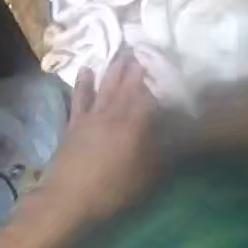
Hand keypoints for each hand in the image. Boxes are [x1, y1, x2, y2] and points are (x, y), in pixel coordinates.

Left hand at [24, 53, 161, 230]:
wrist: (69, 199)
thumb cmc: (113, 191)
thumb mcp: (149, 177)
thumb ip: (163, 153)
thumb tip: (178, 135)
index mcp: (134, 124)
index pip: (150, 95)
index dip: (158, 80)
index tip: (167, 65)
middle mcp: (113, 113)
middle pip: (127, 85)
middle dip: (137, 67)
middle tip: (145, 49)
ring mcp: (91, 116)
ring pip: (105, 86)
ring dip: (114, 69)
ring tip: (123, 52)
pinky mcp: (75, 123)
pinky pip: (80, 97)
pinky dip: (84, 82)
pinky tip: (86, 68)